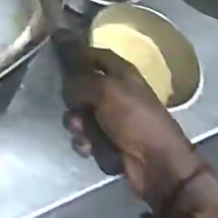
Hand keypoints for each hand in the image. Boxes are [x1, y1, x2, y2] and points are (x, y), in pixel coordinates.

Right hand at [62, 46, 205, 204]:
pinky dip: (84, 142)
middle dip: (73, 100)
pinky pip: (85, 137)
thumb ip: (81, 82)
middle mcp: (116, 94)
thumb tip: (68, 88)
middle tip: (74, 107)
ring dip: (77, 124)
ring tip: (83, 133)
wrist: (156, 164)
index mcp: (122, 74)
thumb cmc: (135, 118)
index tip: (61, 58)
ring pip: (80, 114)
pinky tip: (89, 148)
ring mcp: (112, 120)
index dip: (81, 54)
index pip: (98, 55)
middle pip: (82, 88)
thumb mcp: (106, 90)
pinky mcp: (108, 142)